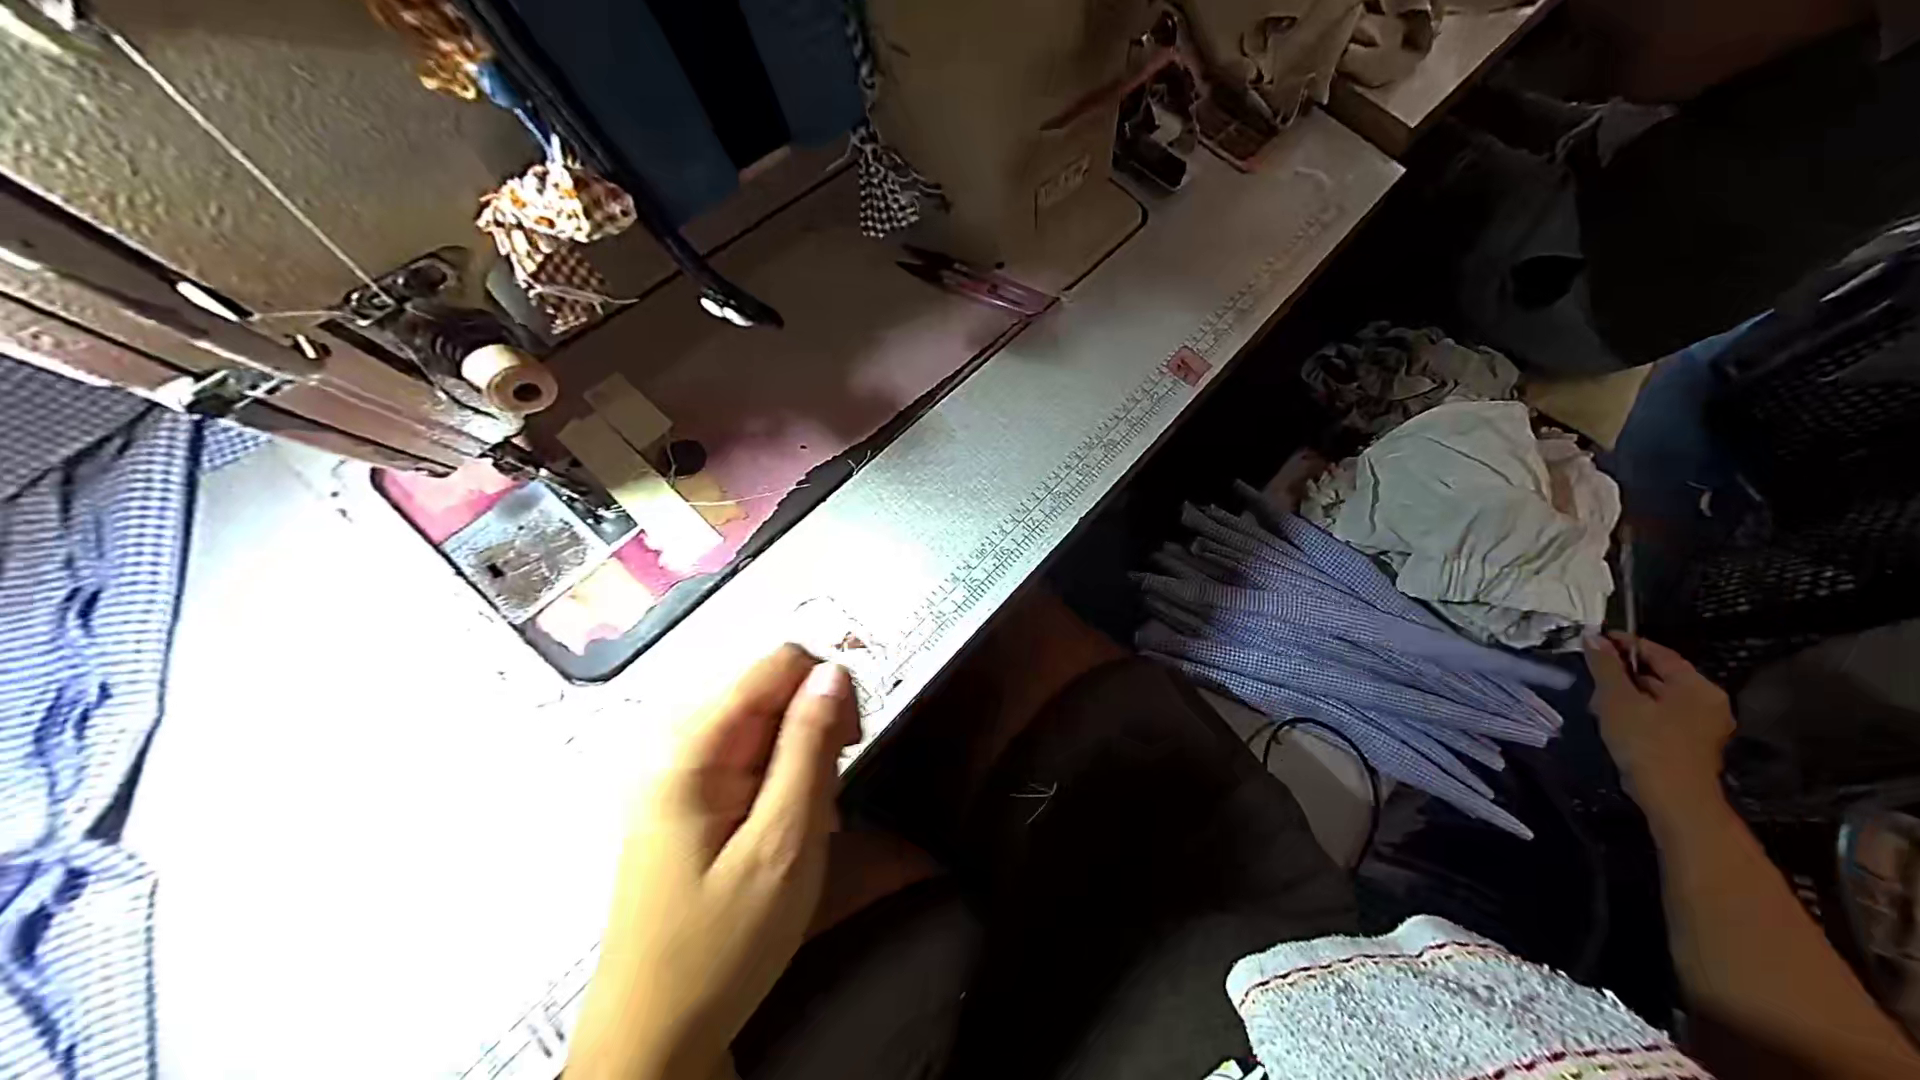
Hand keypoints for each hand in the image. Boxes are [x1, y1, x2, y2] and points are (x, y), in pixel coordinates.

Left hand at [568, 645, 860, 1079]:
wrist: (656, 1034)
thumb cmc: (720, 945)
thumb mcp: (782, 845)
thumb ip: (810, 750)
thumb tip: (834, 672)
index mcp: (695, 748)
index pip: (777, 664)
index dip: (827, 688)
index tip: (852, 741)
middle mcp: (683, 746)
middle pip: (773, 691)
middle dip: (817, 728)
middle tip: (830, 793)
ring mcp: (685, 773)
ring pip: (770, 727)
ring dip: (805, 760)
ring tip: (810, 820)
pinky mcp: (694, 798)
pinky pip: (754, 760)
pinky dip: (786, 781)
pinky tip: (789, 827)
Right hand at [1584, 633, 1734, 820]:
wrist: (1672, 795)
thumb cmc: (1646, 741)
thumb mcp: (1617, 699)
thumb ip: (1605, 666)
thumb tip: (1593, 637)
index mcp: (1697, 687)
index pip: (1659, 653)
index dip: (1626, 643)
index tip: (1596, 638)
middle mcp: (1708, 701)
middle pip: (1661, 674)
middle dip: (1624, 670)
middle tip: (1590, 668)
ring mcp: (1703, 723)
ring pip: (1659, 695)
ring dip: (1627, 691)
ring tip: (1596, 695)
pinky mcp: (1691, 741)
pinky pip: (1661, 713)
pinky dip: (1637, 708)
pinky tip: (1613, 715)